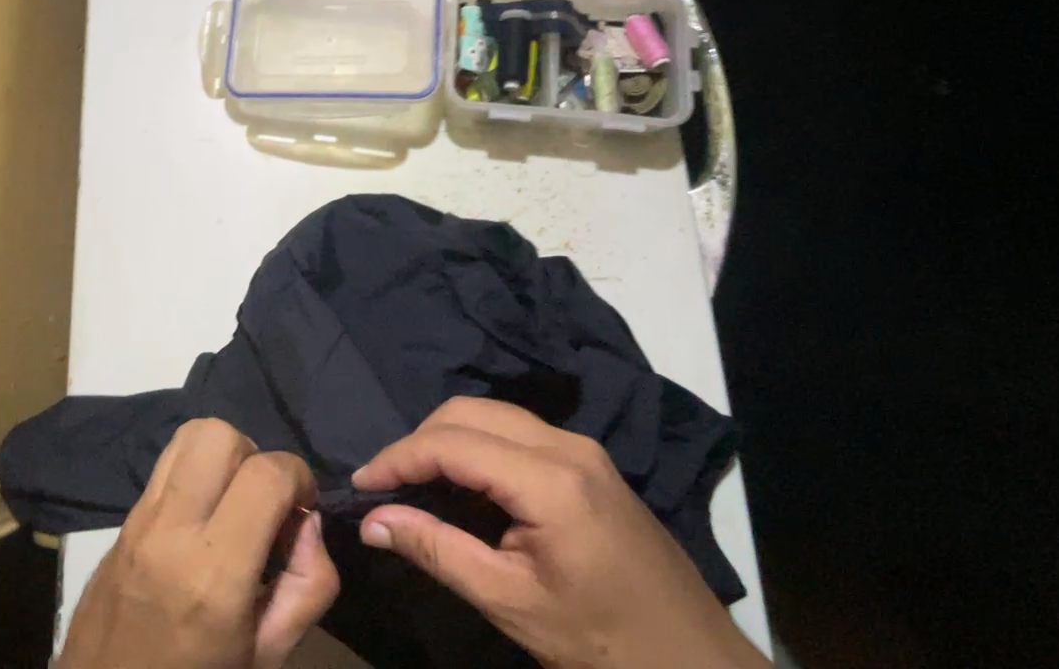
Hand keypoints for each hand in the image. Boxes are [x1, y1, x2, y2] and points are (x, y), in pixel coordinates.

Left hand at [59, 418, 339, 668]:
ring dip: (222, 455)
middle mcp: (170, 531)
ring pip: (186, 436)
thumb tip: (307, 520)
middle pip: (218, 434)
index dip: (299, 476)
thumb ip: (308, 585)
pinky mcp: (121, 519)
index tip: (303, 507)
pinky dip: (195, 472)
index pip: (266, 474)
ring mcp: (138, 520)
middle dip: (255, 454)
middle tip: (263, 500)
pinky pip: (165, 465)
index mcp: (213, 574)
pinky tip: (202, 514)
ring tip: (233, 499)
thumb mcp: (269, 655)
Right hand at [353, 398, 768, 668]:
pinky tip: (460, 483)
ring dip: (445, 439)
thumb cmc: (603, 642)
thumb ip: (437, 551)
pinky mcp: (589, 462)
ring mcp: (583, 450)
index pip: (451, 443)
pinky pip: (516, 433)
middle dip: (418, 441)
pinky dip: (476, 446)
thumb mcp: (511, 603)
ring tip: (413, 483)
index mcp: (550, 480)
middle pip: (469, 413)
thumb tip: (372, 520)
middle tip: (385, 485)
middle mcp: (567, 446)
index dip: (397, 459)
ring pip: (492, 416)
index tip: (360, 486)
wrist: (698, 666)